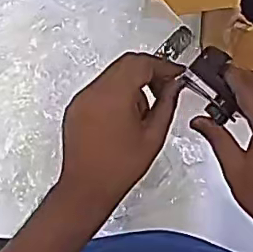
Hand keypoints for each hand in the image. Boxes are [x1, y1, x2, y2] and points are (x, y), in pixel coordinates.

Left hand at [54, 52, 185, 217]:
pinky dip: (117, 94)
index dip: (163, 66)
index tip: (175, 73)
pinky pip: (100, 89)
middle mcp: (94, 92)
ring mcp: (82, 99)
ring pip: (113, 75)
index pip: (141, 63)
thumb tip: (173, 88)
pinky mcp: (76, 108)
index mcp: (114, 95)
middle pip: (126, 64)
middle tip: (165, 86)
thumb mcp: (153, 135)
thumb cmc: (116, 169)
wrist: (87, 188)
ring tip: (146, 110)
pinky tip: (127, 116)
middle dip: (149, 72)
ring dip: (133, 84)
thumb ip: (166, 105)